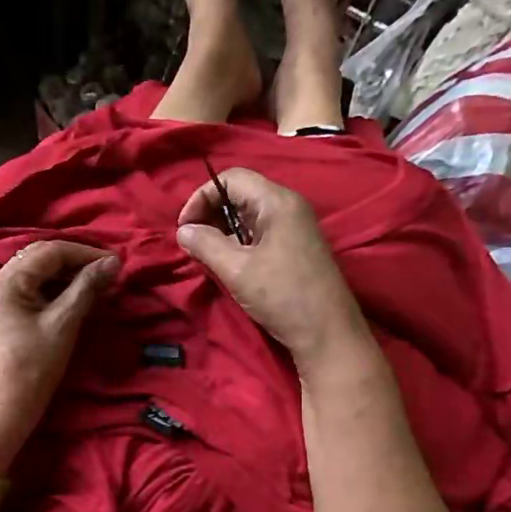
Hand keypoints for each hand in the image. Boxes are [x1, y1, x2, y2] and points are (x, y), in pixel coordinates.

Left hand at [0, 240, 117, 424]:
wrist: (11, 402)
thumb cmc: (38, 364)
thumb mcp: (65, 322)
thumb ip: (87, 287)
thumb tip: (113, 262)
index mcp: (5, 282)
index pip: (48, 252)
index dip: (83, 253)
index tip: (112, 260)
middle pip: (38, 256)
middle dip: (73, 260)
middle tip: (104, 268)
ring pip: (33, 269)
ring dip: (63, 271)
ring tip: (93, 279)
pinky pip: (27, 284)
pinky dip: (51, 284)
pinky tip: (72, 290)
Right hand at [176, 167, 365, 358]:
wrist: (327, 332)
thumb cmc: (282, 296)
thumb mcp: (237, 270)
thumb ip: (205, 245)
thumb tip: (183, 231)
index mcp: (277, 202)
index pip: (231, 178)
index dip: (201, 197)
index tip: (184, 227)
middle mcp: (288, 206)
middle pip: (240, 193)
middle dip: (210, 213)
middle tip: (192, 243)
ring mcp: (295, 226)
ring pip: (249, 214)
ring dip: (223, 230)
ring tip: (206, 256)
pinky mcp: (295, 246)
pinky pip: (260, 231)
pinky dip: (239, 241)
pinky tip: (228, 264)